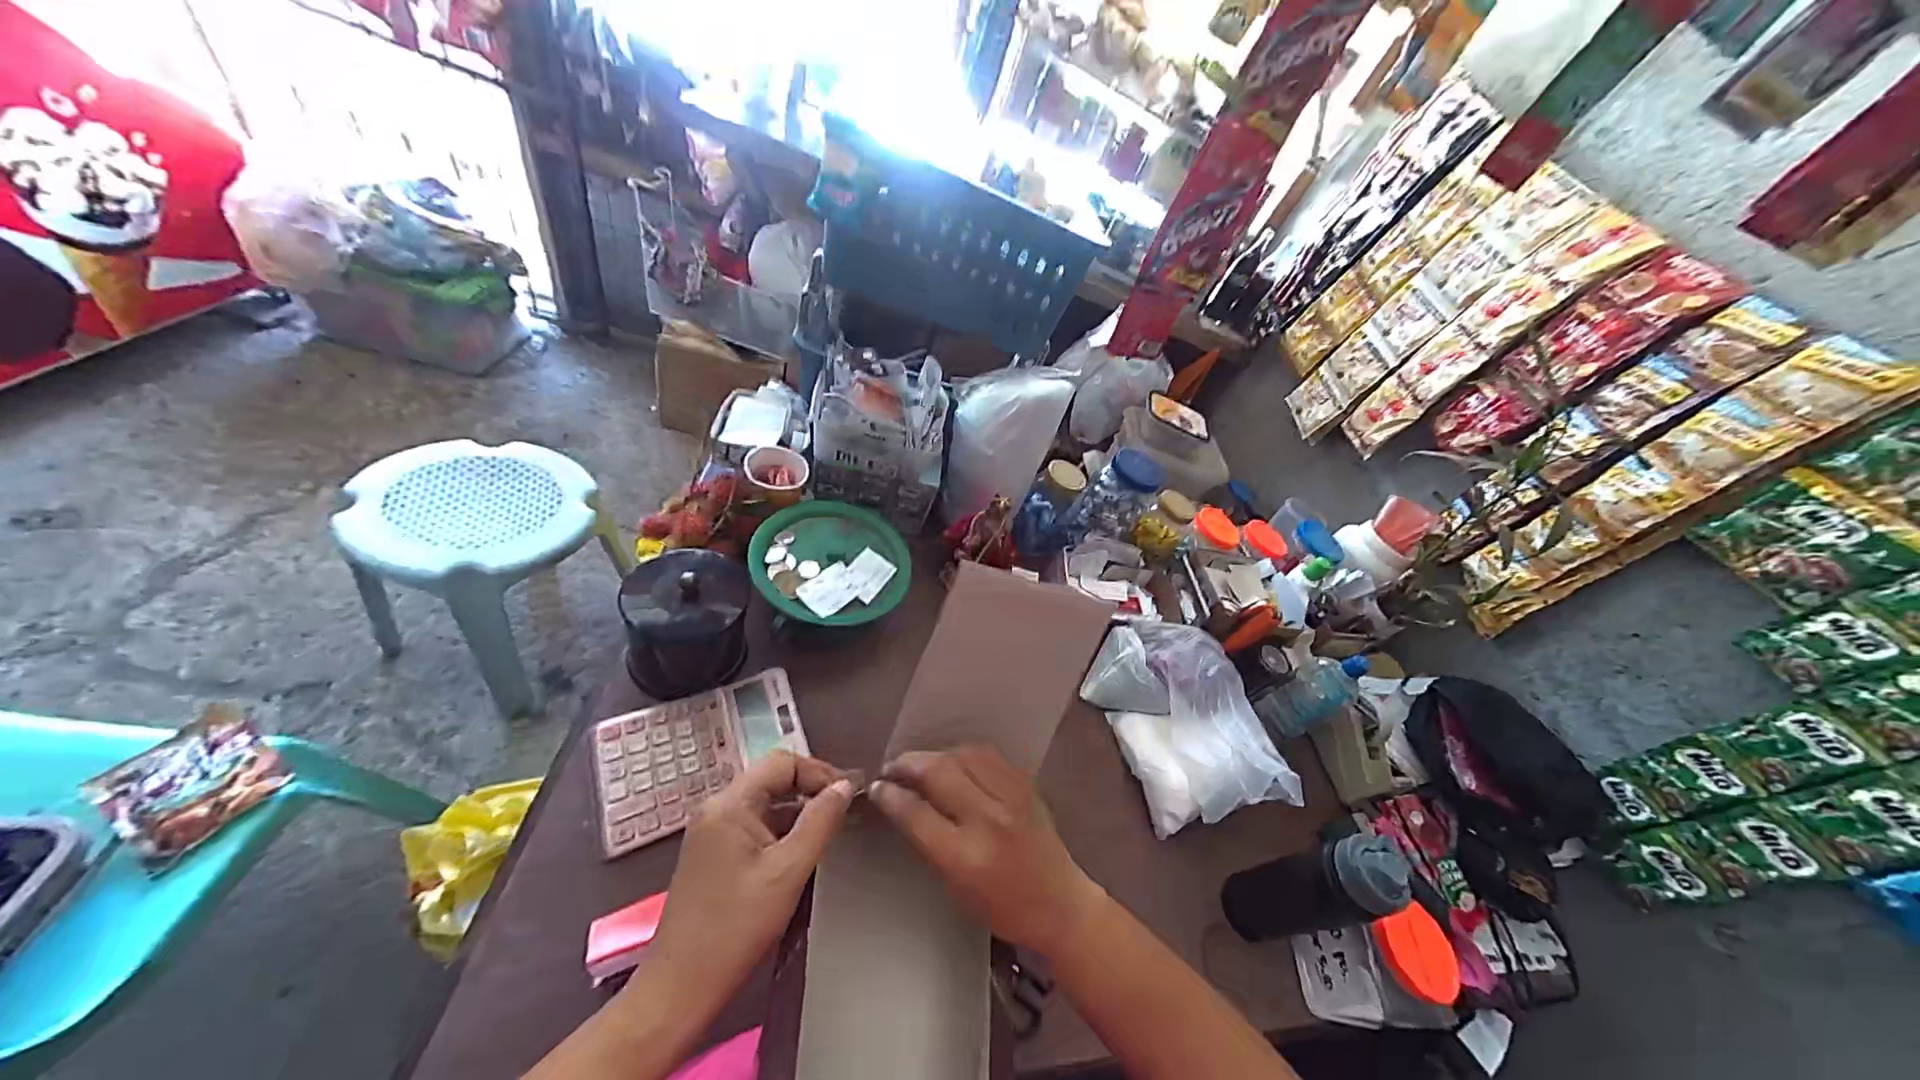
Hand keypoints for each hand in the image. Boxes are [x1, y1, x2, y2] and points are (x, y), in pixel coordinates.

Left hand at [648, 751, 856, 1005]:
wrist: (681, 987)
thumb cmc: (735, 927)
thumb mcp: (788, 871)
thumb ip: (820, 821)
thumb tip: (844, 787)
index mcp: (729, 804)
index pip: (782, 762)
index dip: (820, 771)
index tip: (849, 793)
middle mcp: (716, 809)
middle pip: (773, 779)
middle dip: (812, 788)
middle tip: (846, 808)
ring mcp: (712, 833)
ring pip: (766, 803)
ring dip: (799, 810)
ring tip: (832, 828)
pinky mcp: (714, 855)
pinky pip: (755, 826)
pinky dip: (783, 829)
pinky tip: (804, 849)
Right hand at [868, 744, 1106, 952]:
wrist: (1060, 903)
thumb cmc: (1002, 907)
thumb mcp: (954, 886)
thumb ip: (928, 842)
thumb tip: (901, 804)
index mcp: (965, 856)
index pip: (915, 812)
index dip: (889, 795)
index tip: (876, 787)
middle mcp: (988, 819)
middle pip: (937, 772)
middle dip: (907, 764)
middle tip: (892, 768)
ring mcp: (1011, 796)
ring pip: (962, 754)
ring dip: (934, 754)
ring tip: (919, 763)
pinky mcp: (1026, 784)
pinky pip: (987, 754)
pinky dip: (963, 753)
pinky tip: (952, 761)